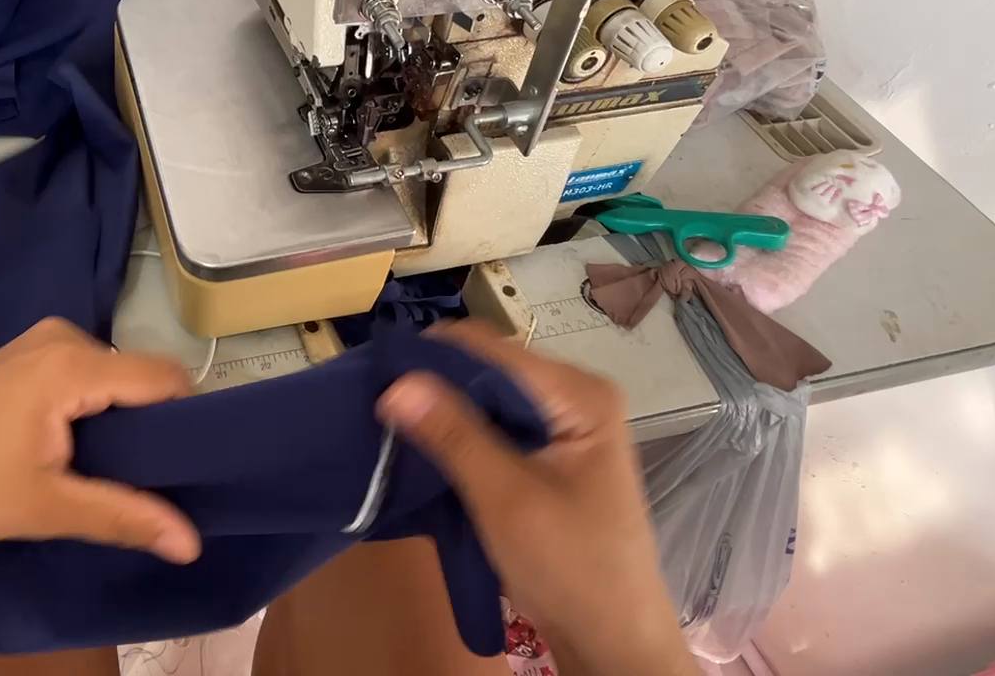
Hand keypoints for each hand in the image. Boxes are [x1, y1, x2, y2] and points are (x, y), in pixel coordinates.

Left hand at [0, 317, 202, 563]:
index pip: (161, 375)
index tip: (188, 463)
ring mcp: (37, 339)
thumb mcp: (50, 507)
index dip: (184, 417)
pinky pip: (81, 368)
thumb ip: (126, 516)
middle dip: (147, 421)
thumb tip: (192, 545)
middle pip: (136, 372)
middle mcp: (60, 335)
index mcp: (70, 363)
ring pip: (110, 371)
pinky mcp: (22, 352)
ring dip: (116, 414)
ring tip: (103, 464)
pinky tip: (70, 443)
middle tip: (141, 475)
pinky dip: (90, 401)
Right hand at [376, 320, 696, 675]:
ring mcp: (562, 419)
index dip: (433, 358)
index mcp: (579, 393)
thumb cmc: (571, 570)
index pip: (490, 348)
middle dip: (435, 382)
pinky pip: (491, 418)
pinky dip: (458, 428)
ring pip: (483, 392)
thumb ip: (453, 434)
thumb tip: (394, 382)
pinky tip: (427, 442)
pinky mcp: (548, 446)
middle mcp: (573, 393)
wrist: (614, 648)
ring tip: (394, 420)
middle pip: (486, 366)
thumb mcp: (505, 499)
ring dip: (442, 406)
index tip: (380, 377)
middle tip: (382, 403)